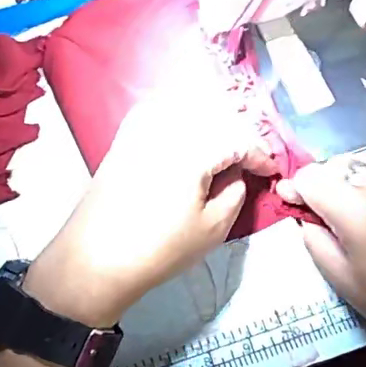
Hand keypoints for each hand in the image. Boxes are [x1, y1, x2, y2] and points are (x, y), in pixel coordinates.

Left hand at [26, 91, 277, 326]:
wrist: (95, 259)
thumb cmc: (159, 248)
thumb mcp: (214, 227)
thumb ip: (236, 191)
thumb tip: (237, 173)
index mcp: (194, 147)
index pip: (239, 138)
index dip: (260, 155)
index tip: (271, 172)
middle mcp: (168, 126)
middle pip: (216, 115)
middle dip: (239, 136)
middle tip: (251, 162)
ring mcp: (142, 128)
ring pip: (189, 107)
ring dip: (214, 122)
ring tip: (226, 149)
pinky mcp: (125, 137)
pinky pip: (161, 110)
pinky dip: (182, 115)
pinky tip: (190, 130)